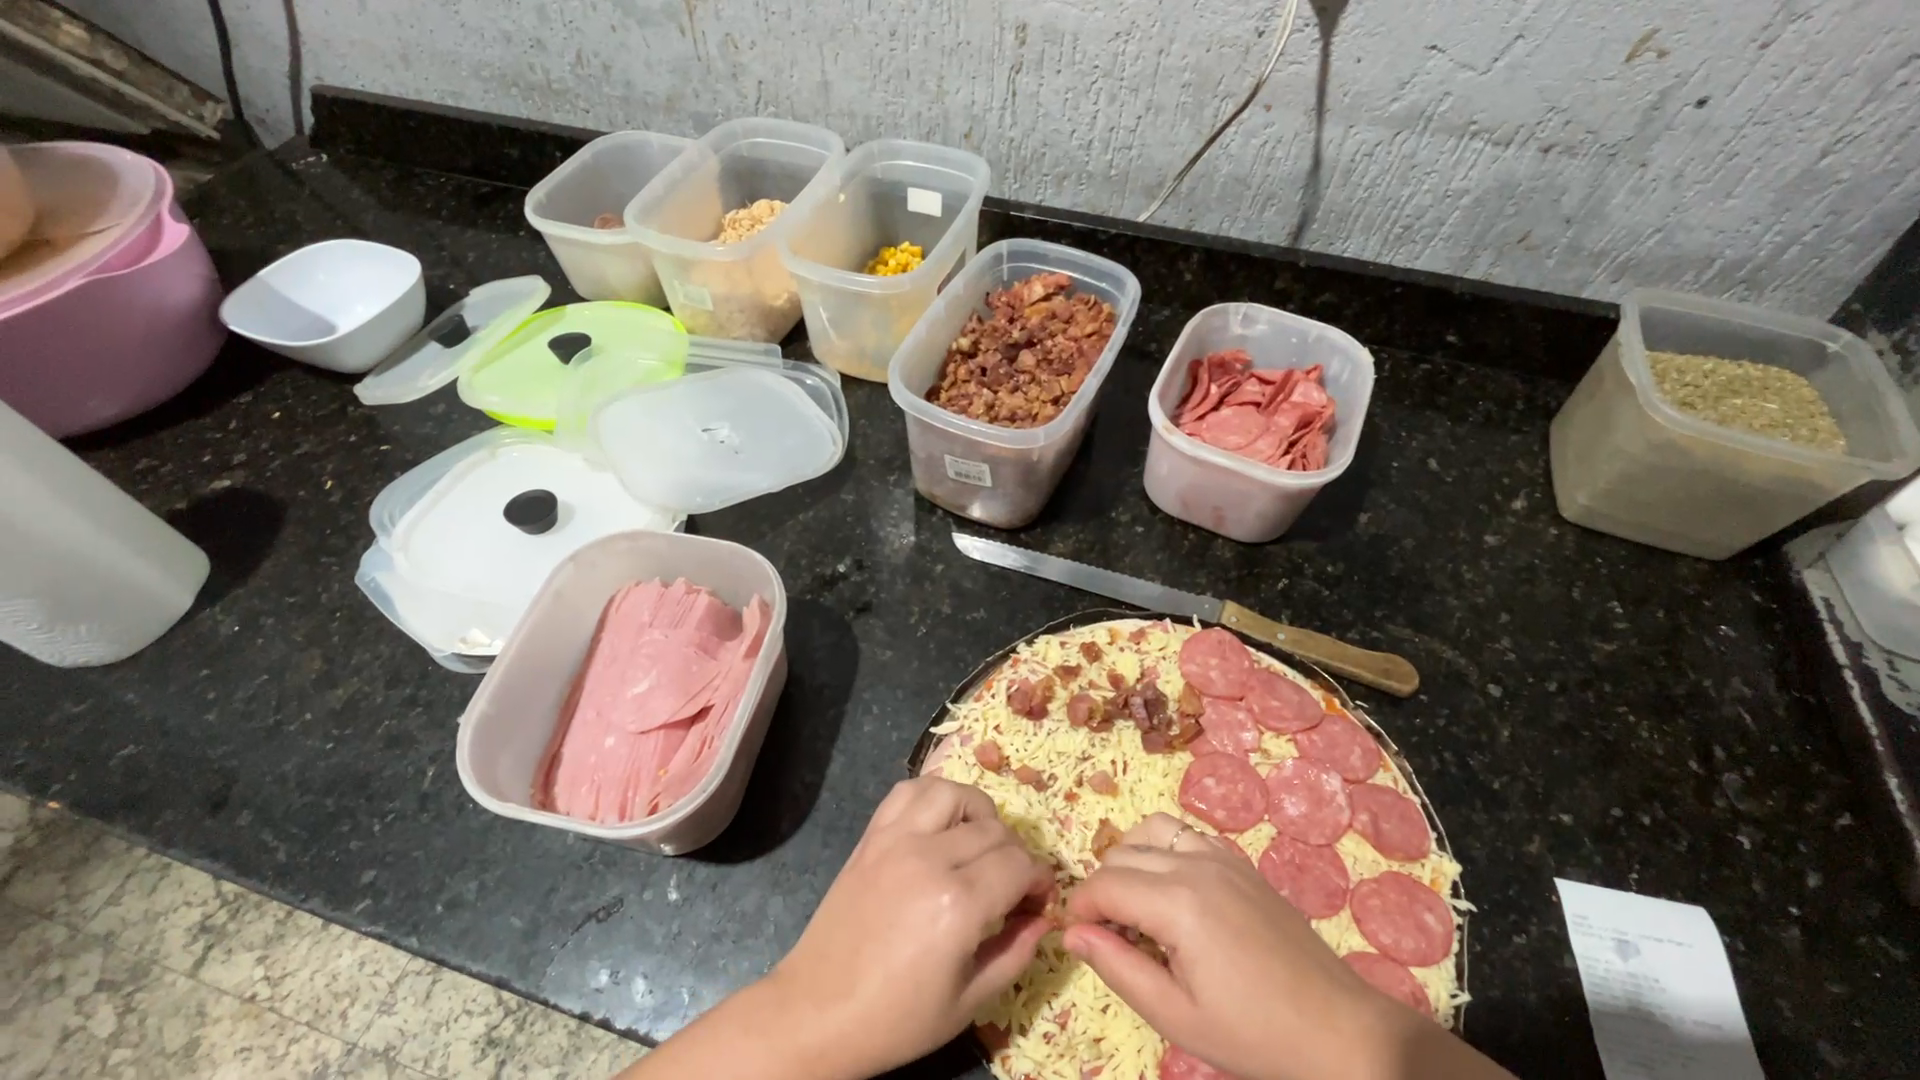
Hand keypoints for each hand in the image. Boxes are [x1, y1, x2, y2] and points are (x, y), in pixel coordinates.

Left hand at [767, 777, 1052, 1078]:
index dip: (1040, 880)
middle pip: (995, 830)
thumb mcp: (970, 1002)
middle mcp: (929, 859)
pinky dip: (933, 796)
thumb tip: (1042, 917)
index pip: (1020, 864)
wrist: (817, 1012)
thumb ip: (1015, 952)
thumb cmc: (896, 1019)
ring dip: (978, 814)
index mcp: (958, 905)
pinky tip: (940, 825)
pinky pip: (908, 791)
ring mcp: (895, 840)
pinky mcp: (871, 837)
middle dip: (1016, 855)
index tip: (1038, 900)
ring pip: (954, 794)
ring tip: (978, 846)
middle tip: (1012, 887)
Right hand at [1062, 814, 1412, 1079]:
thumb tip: (1072, 934)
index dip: (1079, 909)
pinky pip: (1187, 834)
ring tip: (1135, 906)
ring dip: (1130, 859)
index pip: (1104, 885)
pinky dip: (1165, 850)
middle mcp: (1196, 864)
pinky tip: (1174, 893)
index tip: (1076, 939)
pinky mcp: (1242, 864)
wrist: (1339, 1031)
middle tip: (1107, 936)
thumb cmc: (1254, 1033)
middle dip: (1101, 888)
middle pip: (1122, 854)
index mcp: (1178, 902)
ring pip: (1152, 830)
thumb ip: (1117, 968)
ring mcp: (1223, 858)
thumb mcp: (1175, 1015)